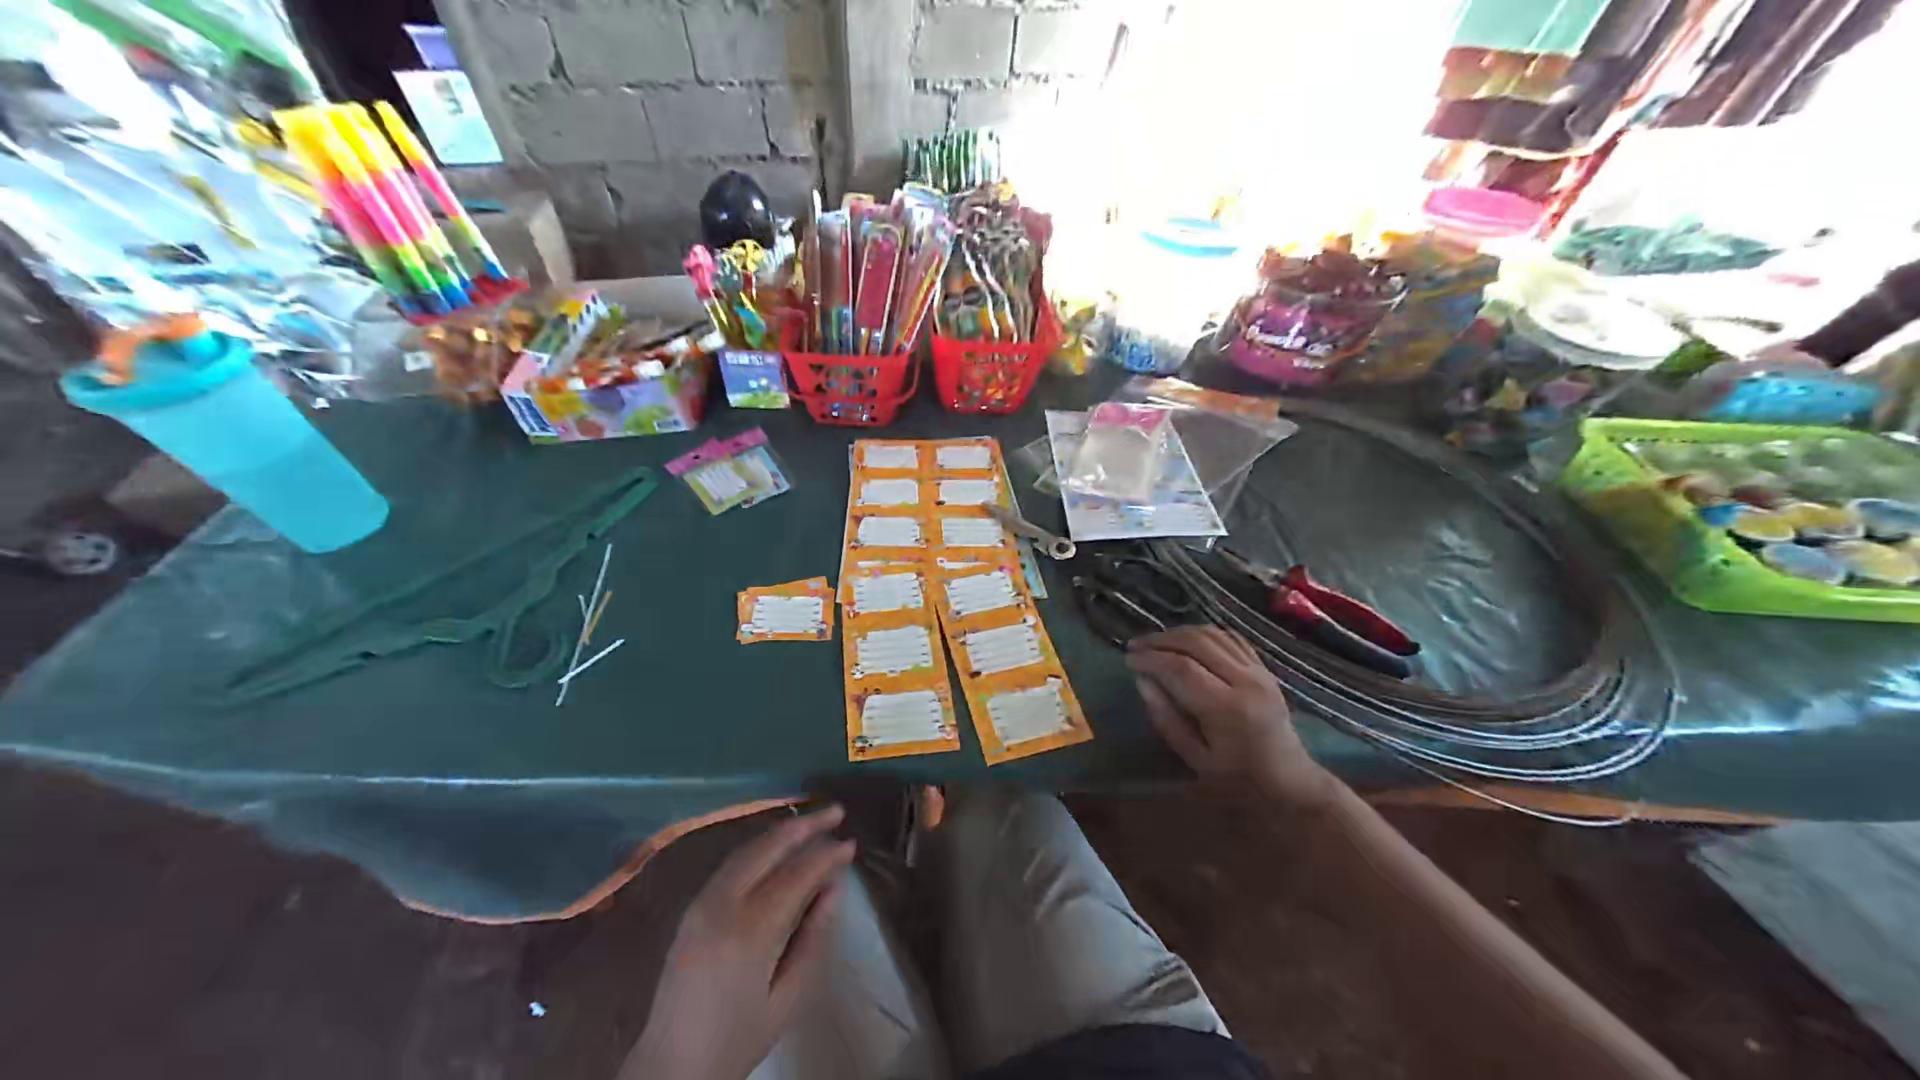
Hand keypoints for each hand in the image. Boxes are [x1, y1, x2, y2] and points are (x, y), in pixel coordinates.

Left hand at [624, 806, 854, 1079]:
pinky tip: (778, 845)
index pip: (797, 875)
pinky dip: (760, 846)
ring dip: (782, 831)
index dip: (827, 855)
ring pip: (747, 849)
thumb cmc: (737, 1039)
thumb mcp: (787, 999)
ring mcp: (701, 902)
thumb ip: (812, 939)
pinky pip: (731, 863)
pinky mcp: (692, 907)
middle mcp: (722, 906)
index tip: (851, 844)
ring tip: (813, 821)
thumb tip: (834, 888)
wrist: (670, 1065)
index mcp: (749, 933)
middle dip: (805, 825)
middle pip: (768, 848)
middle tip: (836, 812)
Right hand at [1126, 625, 1337, 809]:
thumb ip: (1165, 717)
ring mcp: (1258, 671)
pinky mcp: (1263, 667)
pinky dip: (1203, 633)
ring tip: (1155, 642)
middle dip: (1160, 640)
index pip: (1181, 668)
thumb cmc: (1236, 776)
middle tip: (1136, 646)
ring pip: (1212, 634)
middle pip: (1195, 643)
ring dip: (1178, 633)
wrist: (1287, 777)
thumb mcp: (1193, 756)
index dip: (1151, 659)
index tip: (1128, 661)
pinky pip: (1230, 638)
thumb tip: (1142, 680)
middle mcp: (1245, 681)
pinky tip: (1185, 641)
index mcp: (1227, 708)